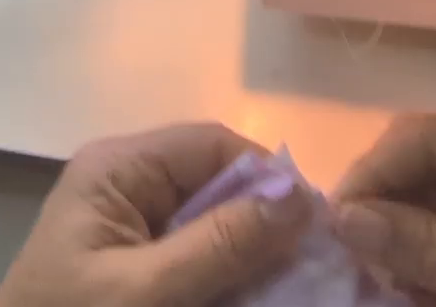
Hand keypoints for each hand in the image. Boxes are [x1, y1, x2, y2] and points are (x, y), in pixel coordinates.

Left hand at [0, 123, 313, 306]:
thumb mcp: (147, 294)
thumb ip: (222, 245)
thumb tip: (301, 196)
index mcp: (118, 167)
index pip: (209, 145)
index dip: (266, 175)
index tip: (317, 225)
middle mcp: (127, 184)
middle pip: (214, 184)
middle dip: (263, 223)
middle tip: (315, 268)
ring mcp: (130, 227)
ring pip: (211, 226)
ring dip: (251, 258)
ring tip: (298, 287)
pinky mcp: (134, 268)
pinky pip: (195, 260)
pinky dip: (227, 281)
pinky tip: (255, 299)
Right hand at [331, 115, 435, 306]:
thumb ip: (426, 249)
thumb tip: (340, 216)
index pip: (429, 137)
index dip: (374, 172)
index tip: (333, 223)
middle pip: (430, 162)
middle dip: (385, 205)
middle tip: (347, 255)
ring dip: (402, 236)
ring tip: (374, 280)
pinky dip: (432, 261)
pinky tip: (411, 291)